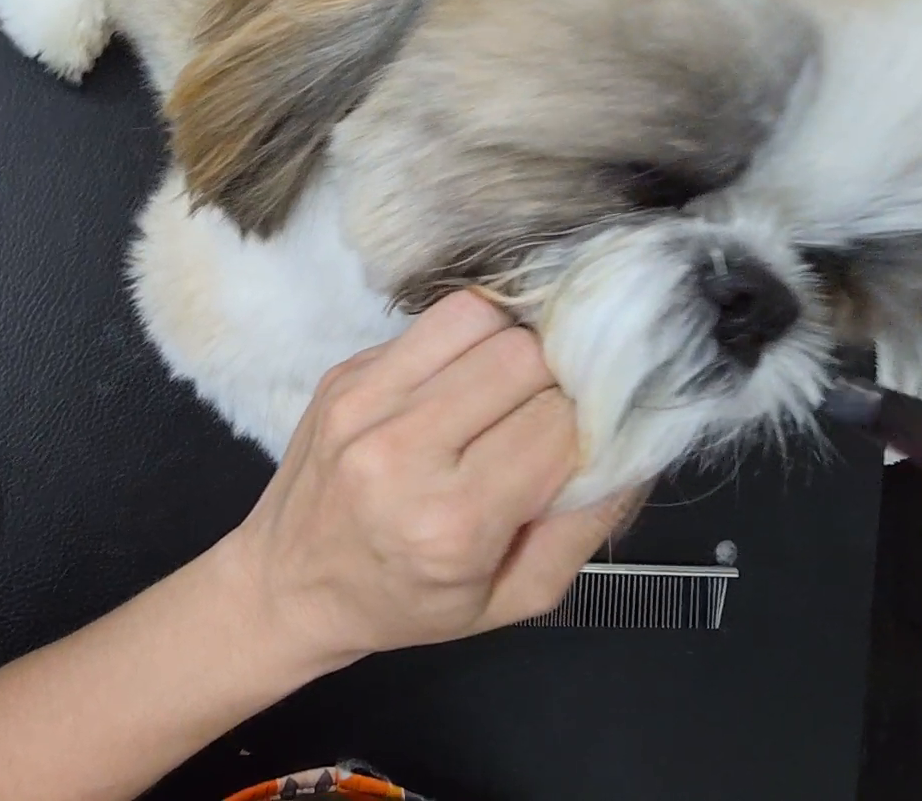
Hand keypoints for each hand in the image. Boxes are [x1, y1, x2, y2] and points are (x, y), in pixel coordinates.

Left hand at [219, 290, 641, 670]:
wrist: (286, 579)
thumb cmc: (403, 602)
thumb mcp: (511, 600)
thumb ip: (585, 528)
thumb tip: (635, 444)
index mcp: (451, 522)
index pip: (558, 425)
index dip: (592, 417)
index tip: (595, 426)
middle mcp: (401, 452)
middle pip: (521, 358)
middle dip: (559, 373)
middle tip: (558, 400)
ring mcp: (362, 402)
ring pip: (474, 318)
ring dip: (513, 340)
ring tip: (513, 380)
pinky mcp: (343, 373)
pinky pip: (427, 322)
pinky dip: (466, 335)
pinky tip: (464, 372)